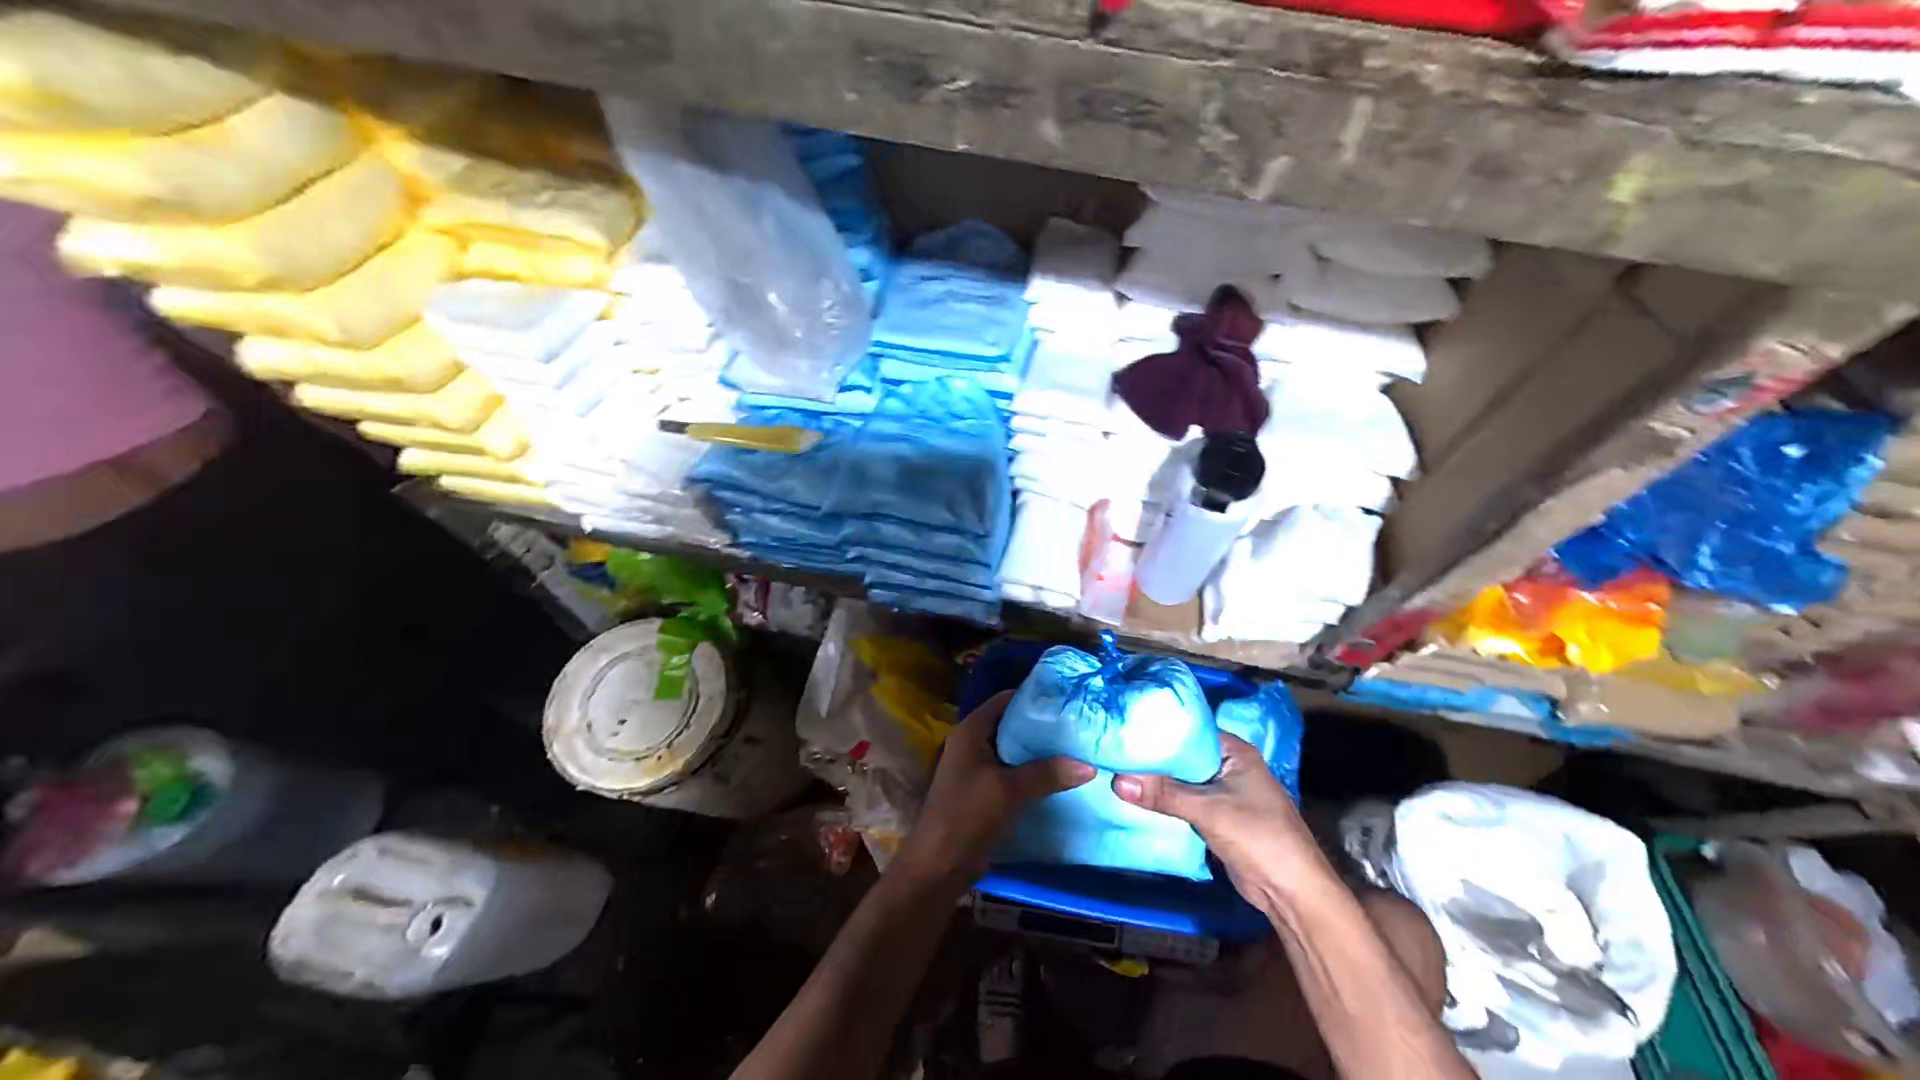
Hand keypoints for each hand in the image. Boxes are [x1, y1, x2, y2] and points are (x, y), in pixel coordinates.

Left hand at [893, 690, 1095, 884]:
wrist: (938, 865)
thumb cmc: (966, 815)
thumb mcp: (1007, 790)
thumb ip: (1047, 774)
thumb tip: (1089, 765)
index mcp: (971, 731)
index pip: (1006, 699)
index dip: (1035, 697)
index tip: (1069, 700)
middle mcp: (973, 743)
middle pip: (1013, 724)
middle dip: (1044, 727)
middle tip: (1081, 726)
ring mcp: (978, 768)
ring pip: (1016, 752)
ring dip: (1042, 753)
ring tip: (1079, 749)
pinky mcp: (986, 792)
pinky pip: (1015, 774)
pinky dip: (1035, 774)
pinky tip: (1063, 779)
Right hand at [1112, 735, 1325, 907]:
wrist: (1292, 892)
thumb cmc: (1258, 837)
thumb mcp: (1208, 810)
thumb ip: (1163, 793)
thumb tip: (1117, 780)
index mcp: (1235, 752)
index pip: (1189, 729)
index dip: (1158, 728)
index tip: (1125, 727)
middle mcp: (1229, 766)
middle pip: (1183, 755)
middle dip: (1153, 756)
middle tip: (1115, 749)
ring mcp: (1225, 793)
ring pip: (1182, 780)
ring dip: (1158, 781)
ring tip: (1118, 769)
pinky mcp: (1218, 818)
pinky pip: (1185, 801)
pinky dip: (1166, 800)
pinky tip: (1137, 797)